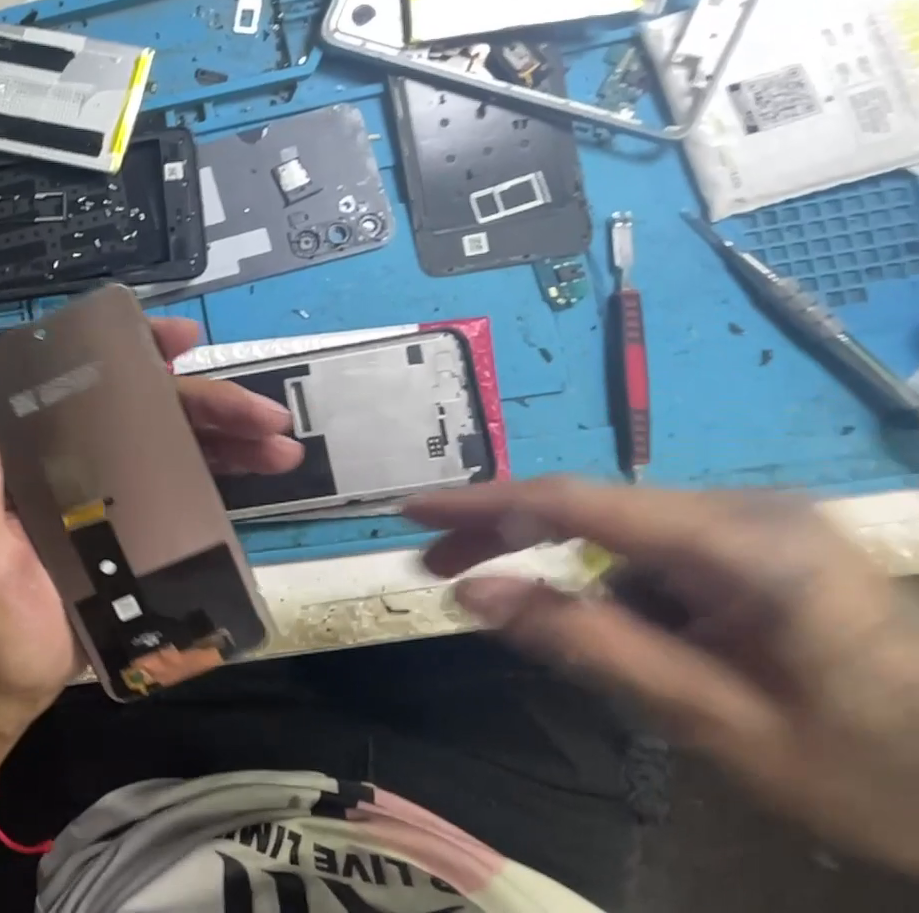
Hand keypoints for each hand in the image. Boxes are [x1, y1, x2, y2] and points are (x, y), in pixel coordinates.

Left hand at [0, 318, 303, 726]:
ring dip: (230, 436)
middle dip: (207, 400)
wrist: (20, 685)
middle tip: (262, 413)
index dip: (130, 351)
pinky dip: (227, 475)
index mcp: (31, 453)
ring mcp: (112, 495)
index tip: (178, 340)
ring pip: (175, 445)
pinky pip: (187, 489)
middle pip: (145, 411)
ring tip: (281, 446)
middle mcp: (74, 461)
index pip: (81, 382)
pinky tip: (268, 472)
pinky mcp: (140, 530)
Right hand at [407, 478, 918, 873]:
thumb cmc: (864, 769)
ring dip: (560, 567)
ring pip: (616, 531)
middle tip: (436, 568)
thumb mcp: (710, 720)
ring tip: (537, 622)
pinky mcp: (759, 543)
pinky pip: (651, 551)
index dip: (481, 504)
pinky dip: (612, 584)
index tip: (409, 510)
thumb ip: (585, 645)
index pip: (577, 503)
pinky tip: (630, 634)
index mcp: (746, 544)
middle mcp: (748, 511)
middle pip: (590, 508)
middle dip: (506, 535)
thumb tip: (469, 595)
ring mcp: (758, 523)